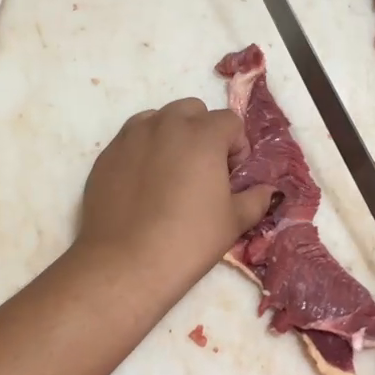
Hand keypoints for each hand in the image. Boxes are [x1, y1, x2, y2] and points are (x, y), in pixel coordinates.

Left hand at [75, 98, 276, 293]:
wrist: (124, 263)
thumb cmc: (187, 241)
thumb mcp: (233, 222)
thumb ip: (255, 199)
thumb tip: (268, 191)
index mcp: (202, 135)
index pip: (230, 122)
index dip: (237, 147)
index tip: (231, 177)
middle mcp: (165, 125)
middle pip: (192, 111)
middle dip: (204, 133)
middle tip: (204, 171)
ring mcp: (131, 136)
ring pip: (158, 119)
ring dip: (172, 136)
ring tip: (172, 174)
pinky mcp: (106, 154)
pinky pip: (131, 139)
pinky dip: (144, 151)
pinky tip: (144, 186)